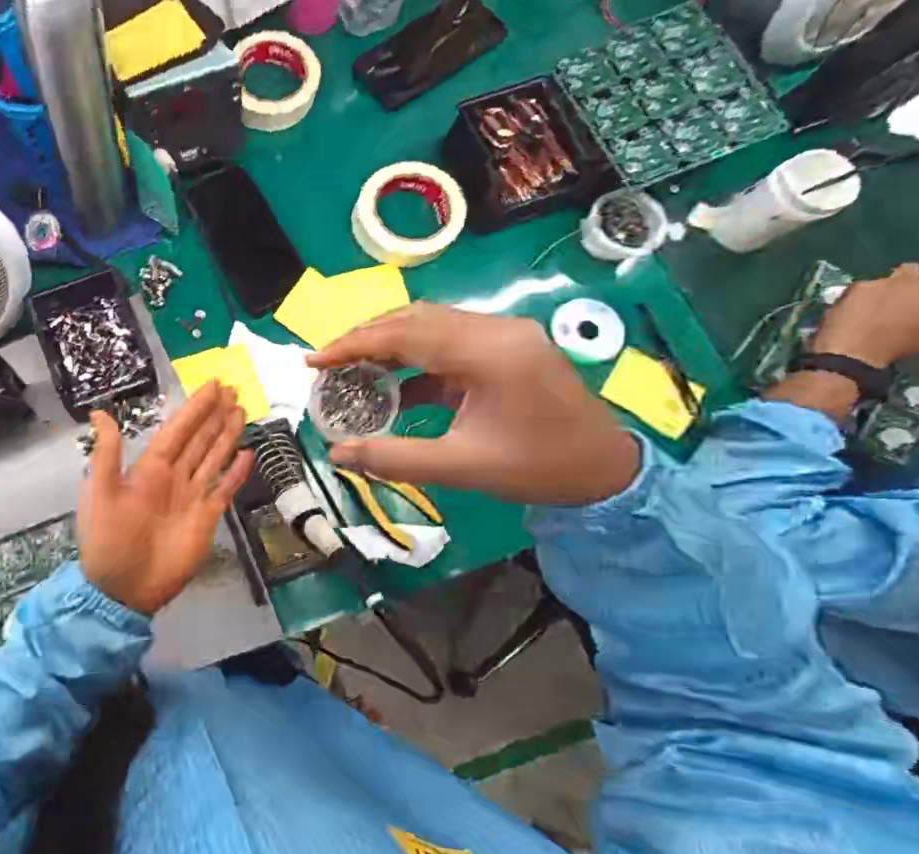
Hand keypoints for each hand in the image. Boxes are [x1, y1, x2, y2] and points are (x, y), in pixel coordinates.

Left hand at [77, 382, 252, 614]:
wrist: (124, 588)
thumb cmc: (107, 541)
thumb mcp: (100, 493)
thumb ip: (107, 453)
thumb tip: (101, 412)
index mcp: (149, 469)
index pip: (178, 430)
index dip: (196, 408)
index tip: (214, 386)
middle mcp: (173, 478)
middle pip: (200, 439)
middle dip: (215, 415)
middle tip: (235, 390)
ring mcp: (191, 498)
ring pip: (213, 458)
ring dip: (227, 436)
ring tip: (243, 412)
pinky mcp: (206, 519)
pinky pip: (224, 490)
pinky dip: (236, 474)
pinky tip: (248, 456)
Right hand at [310, 304, 640, 505]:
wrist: (606, 470)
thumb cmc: (538, 468)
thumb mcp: (460, 468)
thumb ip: (394, 458)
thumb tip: (337, 453)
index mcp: (488, 352)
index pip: (405, 332)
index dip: (353, 345)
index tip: (313, 362)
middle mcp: (495, 331)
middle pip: (415, 318)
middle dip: (364, 339)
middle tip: (325, 366)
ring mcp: (502, 338)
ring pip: (429, 327)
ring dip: (385, 346)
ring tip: (347, 372)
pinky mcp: (503, 353)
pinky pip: (445, 346)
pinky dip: (410, 362)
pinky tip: (387, 387)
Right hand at [767, 263, 918, 419]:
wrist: (838, 367)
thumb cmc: (861, 320)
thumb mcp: (871, 287)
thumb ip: (893, 278)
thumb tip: (906, 273)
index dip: (916, 279)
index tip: (889, 282)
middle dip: (905, 299)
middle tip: (870, 298)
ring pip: (909, 321)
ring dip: (887, 319)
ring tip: (852, 318)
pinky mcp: (893, 362)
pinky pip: (889, 340)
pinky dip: (874, 337)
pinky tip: (849, 337)